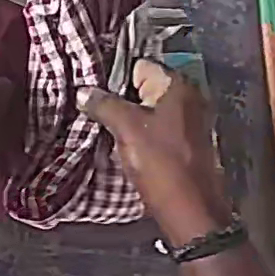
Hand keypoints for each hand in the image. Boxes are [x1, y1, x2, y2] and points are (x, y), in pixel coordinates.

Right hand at [79, 59, 230, 245]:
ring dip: (129, 118)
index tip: (92, 91)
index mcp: (178, 86)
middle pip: (144, 87)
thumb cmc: (160, 163)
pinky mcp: (187, 143)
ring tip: (105, 129)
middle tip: (93, 110)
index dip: (114, 77)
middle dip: (120, 98)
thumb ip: (104, 104)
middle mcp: (189, 97)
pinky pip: (158, 129)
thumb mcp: (126, 129)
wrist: (191, 210)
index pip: (139, 65)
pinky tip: (125, 146)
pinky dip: (141, 134)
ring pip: (150, 110)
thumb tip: (83, 91)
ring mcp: (190, 121)